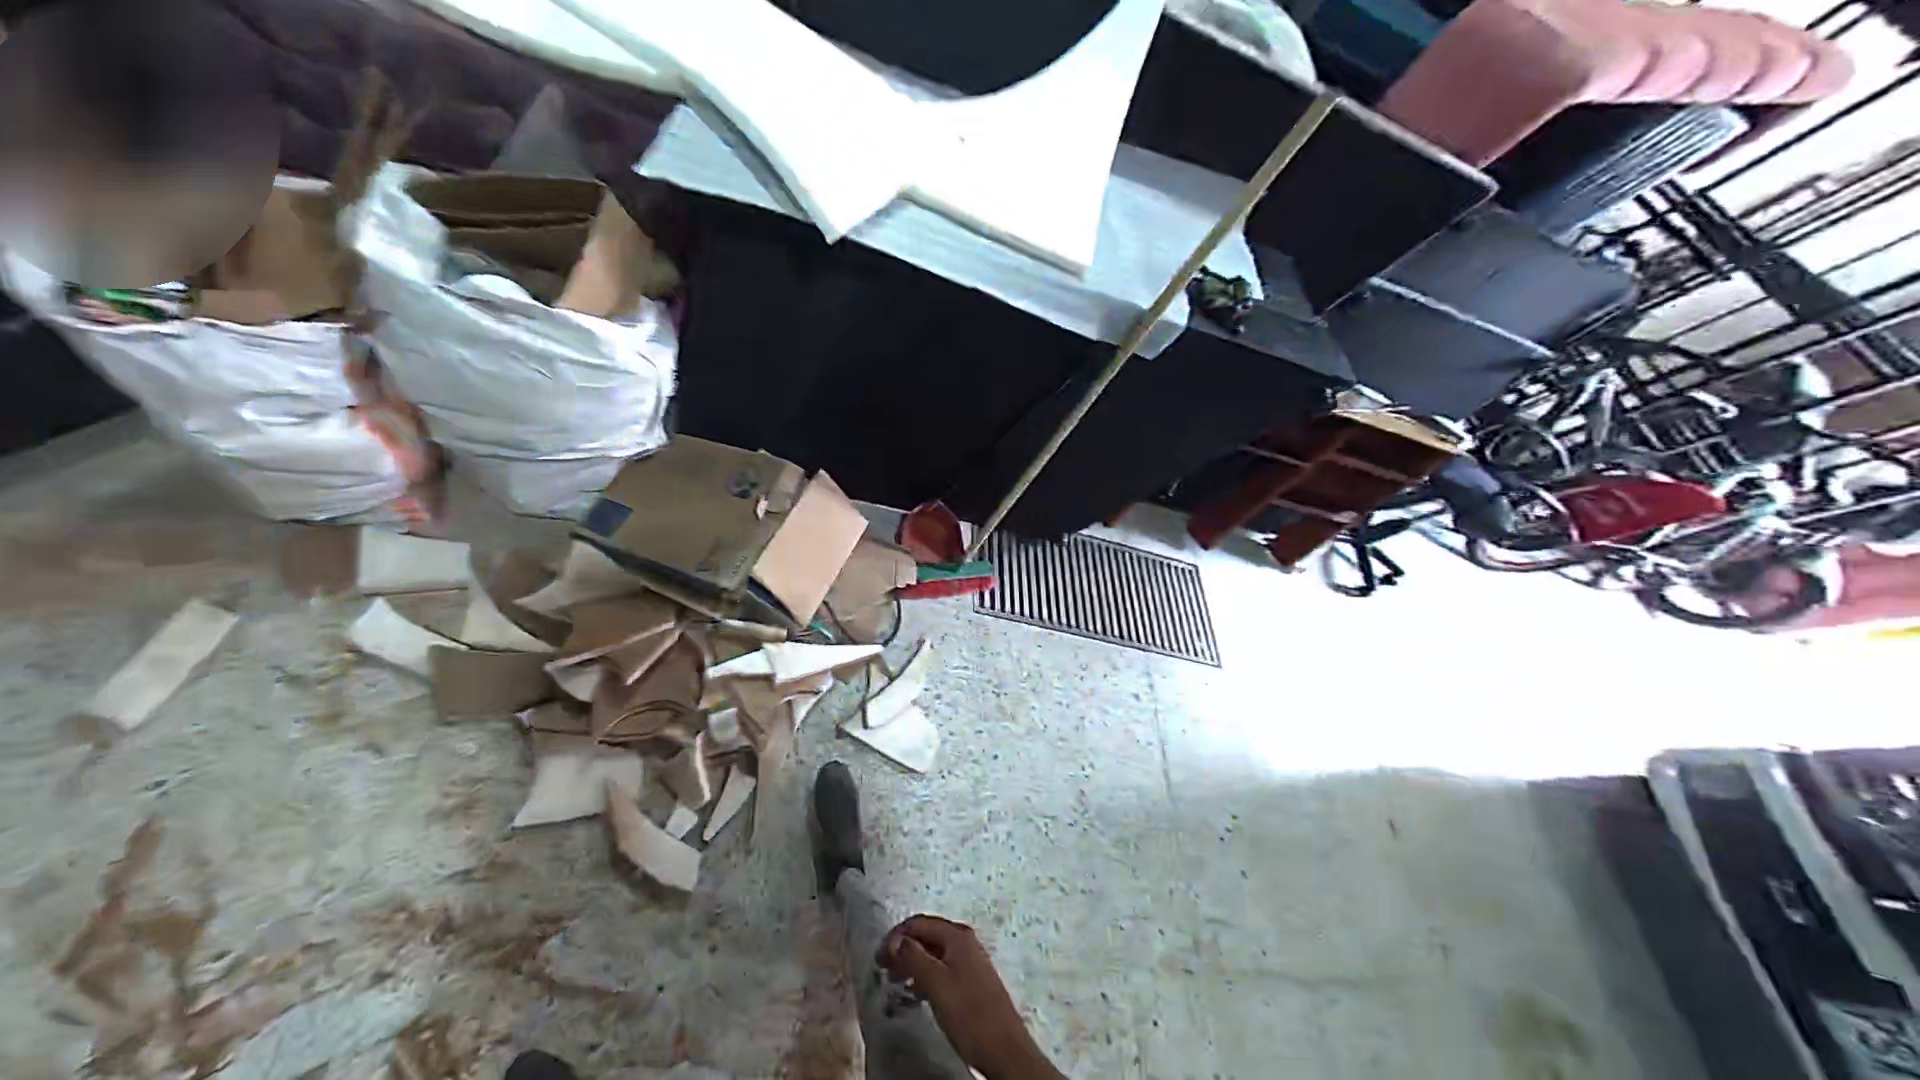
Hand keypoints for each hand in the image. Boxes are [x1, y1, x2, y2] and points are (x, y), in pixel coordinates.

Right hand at [878, 915, 1067, 1079]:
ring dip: (912, 963)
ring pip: (933, 953)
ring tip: (896, 982)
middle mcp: (965, 943)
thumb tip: (895, 940)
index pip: (919, 923)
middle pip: (927, 936)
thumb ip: (913, 957)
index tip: (878, 957)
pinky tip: (916, 994)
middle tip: (883, 969)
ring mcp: (970, 962)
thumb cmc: (969, 1014)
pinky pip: (942, 969)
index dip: (895, 936)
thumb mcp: (935, 983)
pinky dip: (925, 976)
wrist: (1004, 1050)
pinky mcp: (971, 982)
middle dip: (903, 949)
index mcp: (957, 936)